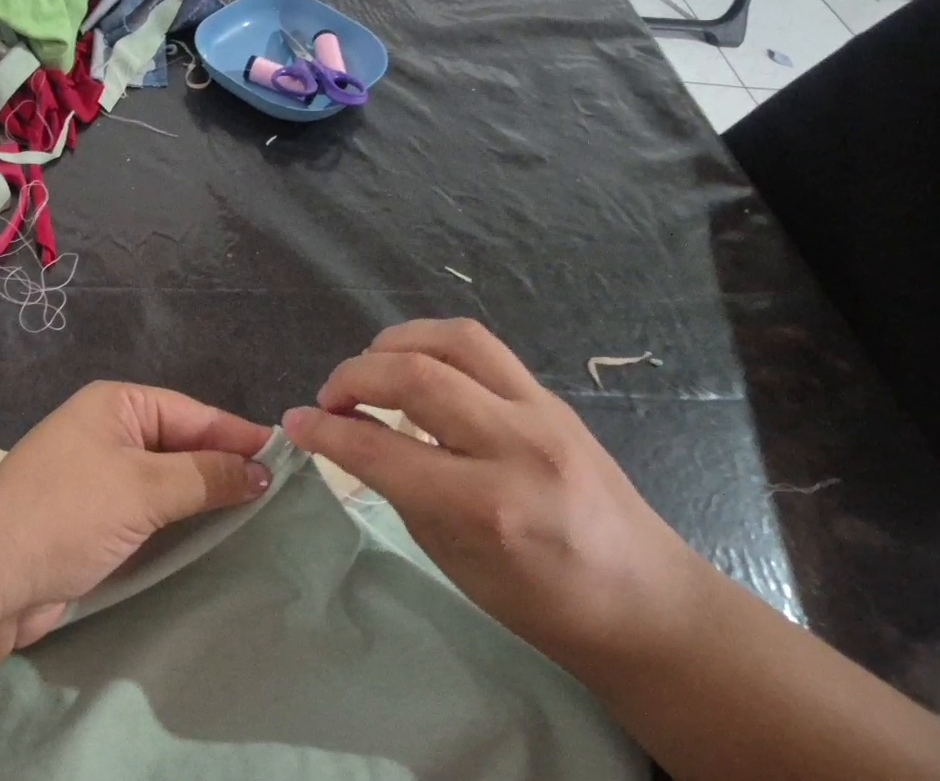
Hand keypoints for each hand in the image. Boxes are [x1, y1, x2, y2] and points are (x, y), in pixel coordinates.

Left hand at [0, 382, 272, 647]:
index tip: (287, 460)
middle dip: (224, 466)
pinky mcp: (93, 517)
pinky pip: (149, 510)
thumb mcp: (142, 488)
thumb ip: (205, 476)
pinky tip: (210, 535)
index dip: (239, 435)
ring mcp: (99, 476)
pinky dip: (178, 520)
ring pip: (167, 480)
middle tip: (280, 493)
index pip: (193, 413)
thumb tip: (261, 471)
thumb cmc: (67, 514)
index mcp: (116, 405)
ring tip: (258, 514)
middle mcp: (108, 432)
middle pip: (182, 444)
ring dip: (204, 497)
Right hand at [282, 319, 713, 667]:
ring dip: (394, 343)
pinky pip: (482, 349)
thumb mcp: (451, 555)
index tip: (294, 423)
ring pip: (453, 340)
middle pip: (414, 374)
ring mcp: (542, 412)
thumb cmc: (538, 600)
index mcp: (484, 505)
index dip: (324, 431)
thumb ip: (397, 485)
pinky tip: (415, 369)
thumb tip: (346, 436)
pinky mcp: (553, 397)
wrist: (645, 600)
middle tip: (330, 397)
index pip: (380, 449)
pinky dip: (432, 347)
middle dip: (352, 375)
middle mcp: (515, 445)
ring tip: (370, 368)